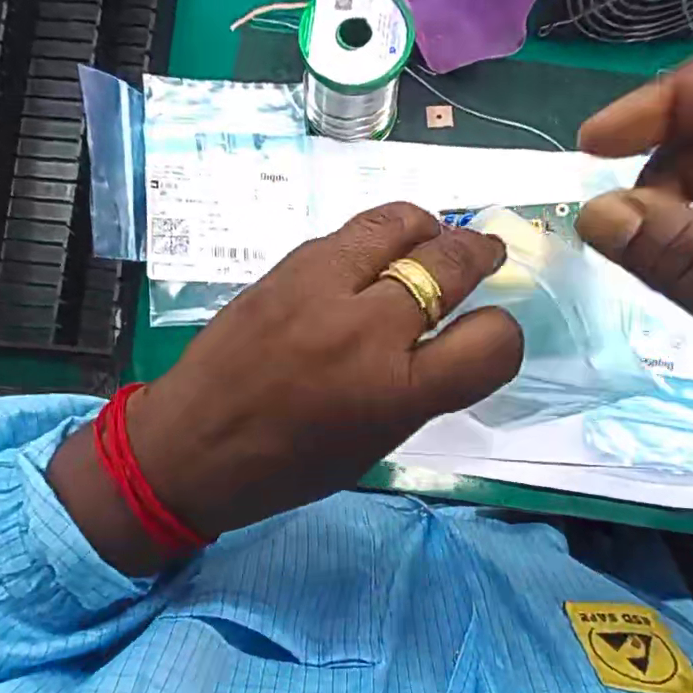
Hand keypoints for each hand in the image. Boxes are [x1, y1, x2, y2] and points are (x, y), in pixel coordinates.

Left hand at [51, 203, 520, 573]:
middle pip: (450, 262)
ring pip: (398, 223)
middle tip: (483, 256)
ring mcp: (318, 290)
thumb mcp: (369, 446)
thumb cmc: (283, 469)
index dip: (503, 339)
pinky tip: (369, 259)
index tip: (487, 340)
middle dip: (479, 255)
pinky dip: (373, 241)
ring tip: (430, 242)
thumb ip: (417, 392)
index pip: (492, 343)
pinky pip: (345, 235)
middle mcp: (364, 330)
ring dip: (428, 230)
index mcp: (394, 394)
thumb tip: (445, 341)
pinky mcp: (281, 270)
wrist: (188, 448)